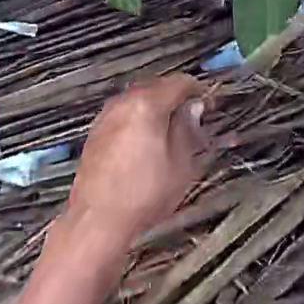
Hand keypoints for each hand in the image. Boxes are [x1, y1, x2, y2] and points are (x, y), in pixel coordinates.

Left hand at [67, 73, 211, 243]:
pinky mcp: (96, 133)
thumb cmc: (141, 195)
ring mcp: (106, 116)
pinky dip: (138, 119)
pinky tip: (147, 142)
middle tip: (192, 117)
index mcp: (147, 104)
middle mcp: (124, 103)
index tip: (207, 104)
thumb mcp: (180, 164)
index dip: (198, 91)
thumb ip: (188, 128)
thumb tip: (193, 109)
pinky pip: (124, 114)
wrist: (97, 221)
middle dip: (176, 98)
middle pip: (157, 86)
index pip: (179, 83)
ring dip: (156, 108)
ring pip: (138, 99)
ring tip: (170, 132)